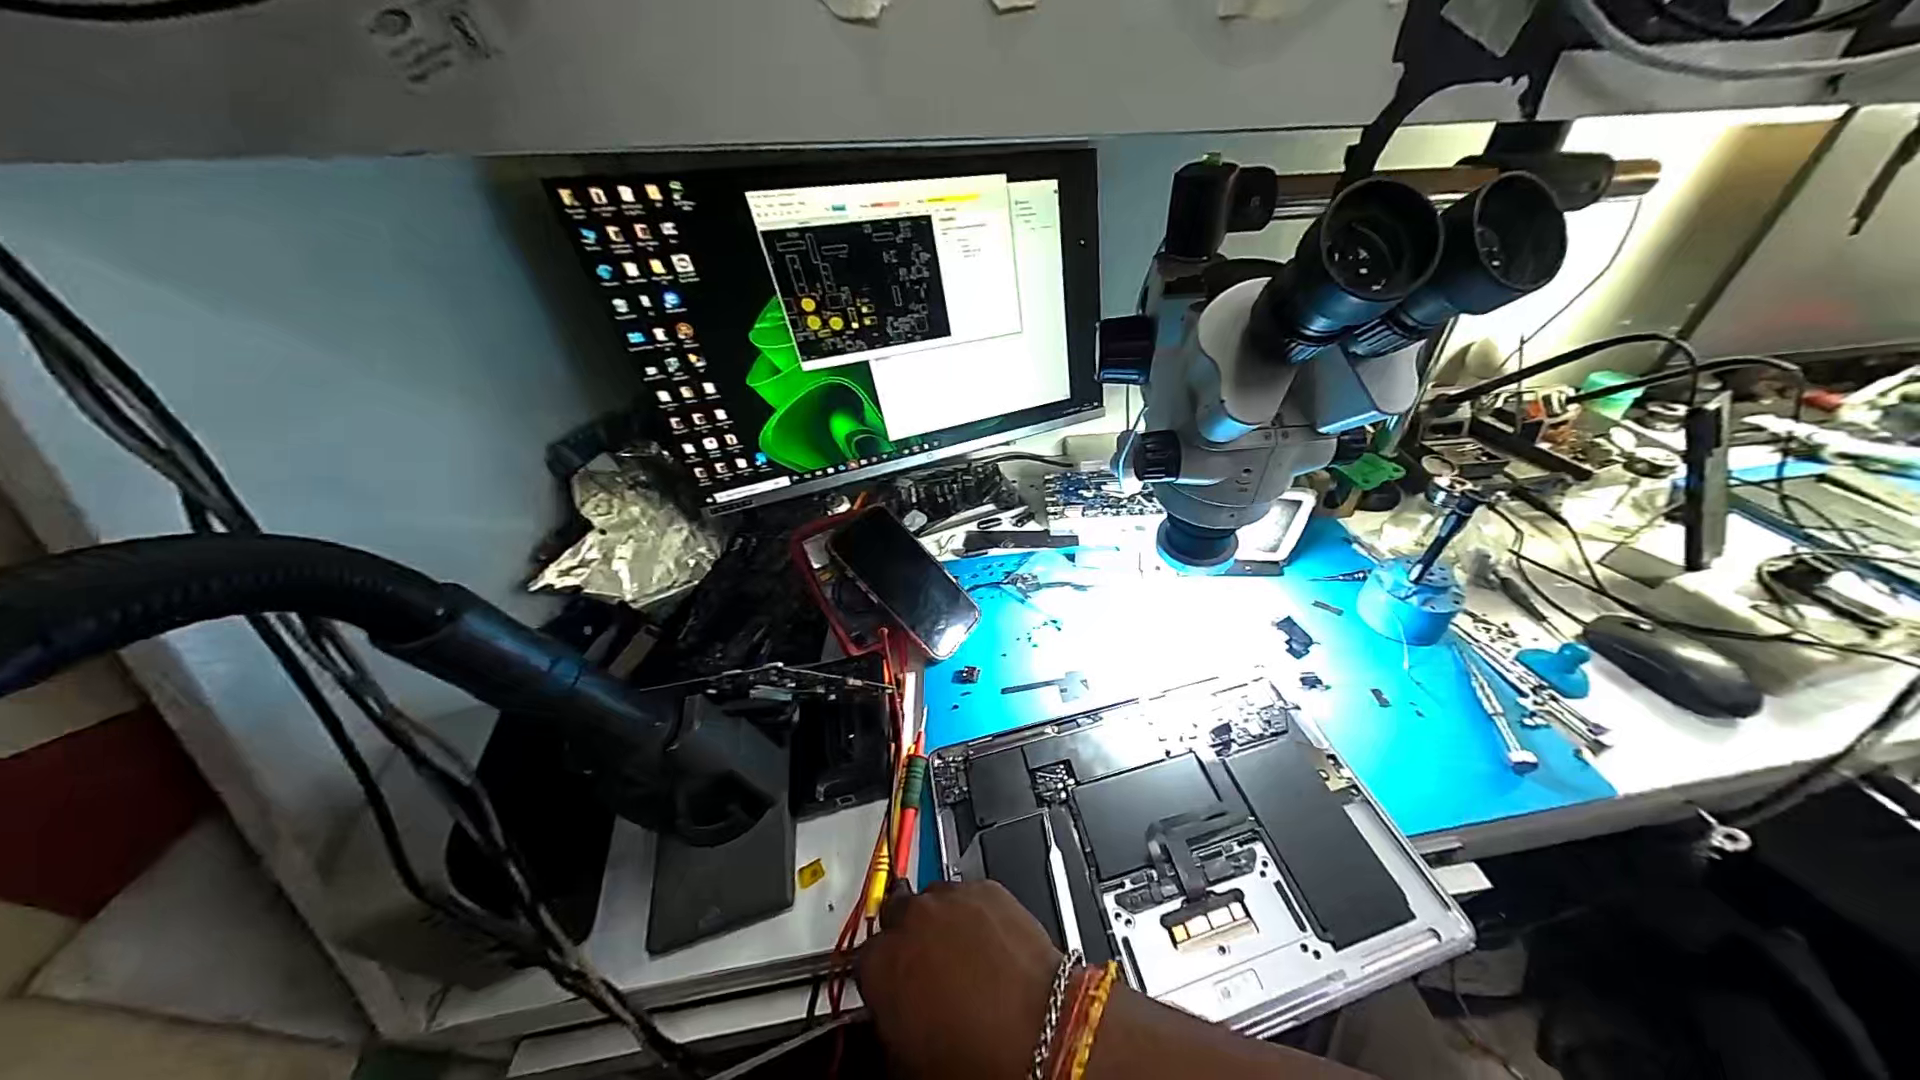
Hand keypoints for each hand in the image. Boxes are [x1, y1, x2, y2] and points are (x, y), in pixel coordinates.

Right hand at [856, 880, 1063, 1079]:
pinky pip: (970, 896)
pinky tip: (988, 943)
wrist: (1044, 1034)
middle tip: (929, 969)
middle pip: (896, 916)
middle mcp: (911, 918)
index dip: (880, 975)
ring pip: (933, 900)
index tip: (892, 986)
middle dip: (908, 939)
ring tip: (963, 956)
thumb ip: (887, 1025)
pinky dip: (975, 914)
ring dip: (941, 922)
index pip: (862, 957)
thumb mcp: (908, 1059)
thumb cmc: (979, 1053)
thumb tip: (892, 1020)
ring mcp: (950, 898)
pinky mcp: (987, 888)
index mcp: (880, 962)